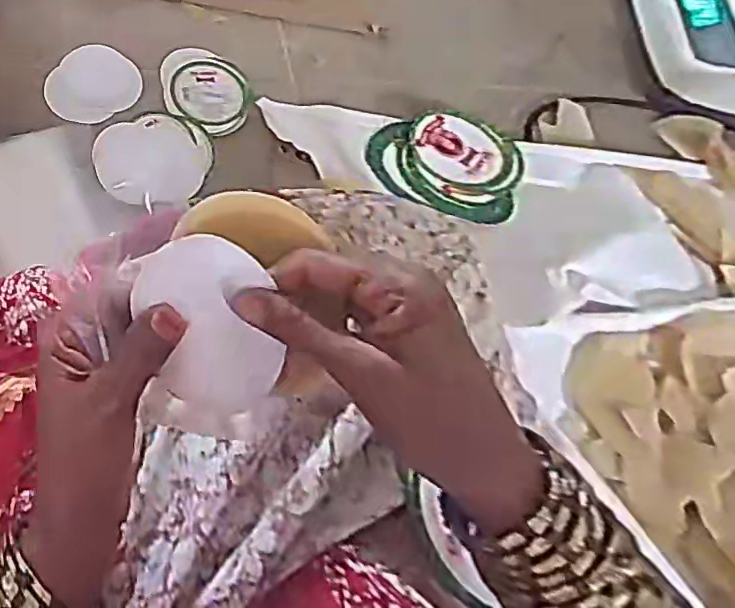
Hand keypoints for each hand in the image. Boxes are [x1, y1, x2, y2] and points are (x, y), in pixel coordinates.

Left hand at [21, 281, 183, 606]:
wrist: (79, 528)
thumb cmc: (82, 465)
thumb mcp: (109, 402)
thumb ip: (138, 352)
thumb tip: (172, 308)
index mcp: (63, 331)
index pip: (103, 279)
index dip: (137, 254)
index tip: (175, 230)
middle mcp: (80, 336)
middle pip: (122, 293)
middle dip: (158, 273)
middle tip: (204, 252)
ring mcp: (102, 358)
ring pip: (137, 317)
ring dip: (167, 301)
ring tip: (208, 281)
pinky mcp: (122, 379)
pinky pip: (146, 345)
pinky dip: (168, 335)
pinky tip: (199, 326)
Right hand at [231, 250, 542, 534]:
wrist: (493, 471)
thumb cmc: (432, 423)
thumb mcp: (360, 374)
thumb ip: (299, 329)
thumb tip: (243, 297)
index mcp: (400, 282)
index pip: (319, 263)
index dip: (276, 280)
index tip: (241, 306)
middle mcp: (403, 277)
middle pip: (327, 272)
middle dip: (290, 297)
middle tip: (257, 328)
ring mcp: (406, 297)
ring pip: (336, 289)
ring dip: (306, 312)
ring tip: (277, 340)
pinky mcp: (404, 317)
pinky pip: (352, 306)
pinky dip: (327, 324)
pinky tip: (308, 345)